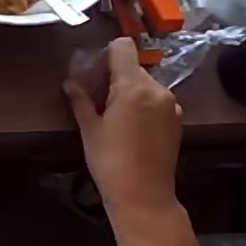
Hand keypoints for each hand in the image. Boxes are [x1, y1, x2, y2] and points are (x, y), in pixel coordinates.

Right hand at [64, 37, 183, 218]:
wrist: (144, 197)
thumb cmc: (110, 163)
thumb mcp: (89, 130)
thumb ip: (80, 101)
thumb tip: (70, 83)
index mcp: (133, 87)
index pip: (122, 47)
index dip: (105, 54)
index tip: (92, 73)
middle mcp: (157, 89)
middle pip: (132, 67)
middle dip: (113, 77)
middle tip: (94, 99)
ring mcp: (171, 105)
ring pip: (144, 84)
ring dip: (127, 92)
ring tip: (111, 117)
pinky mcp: (176, 120)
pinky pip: (155, 100)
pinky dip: (141, 105)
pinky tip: (129, 129)